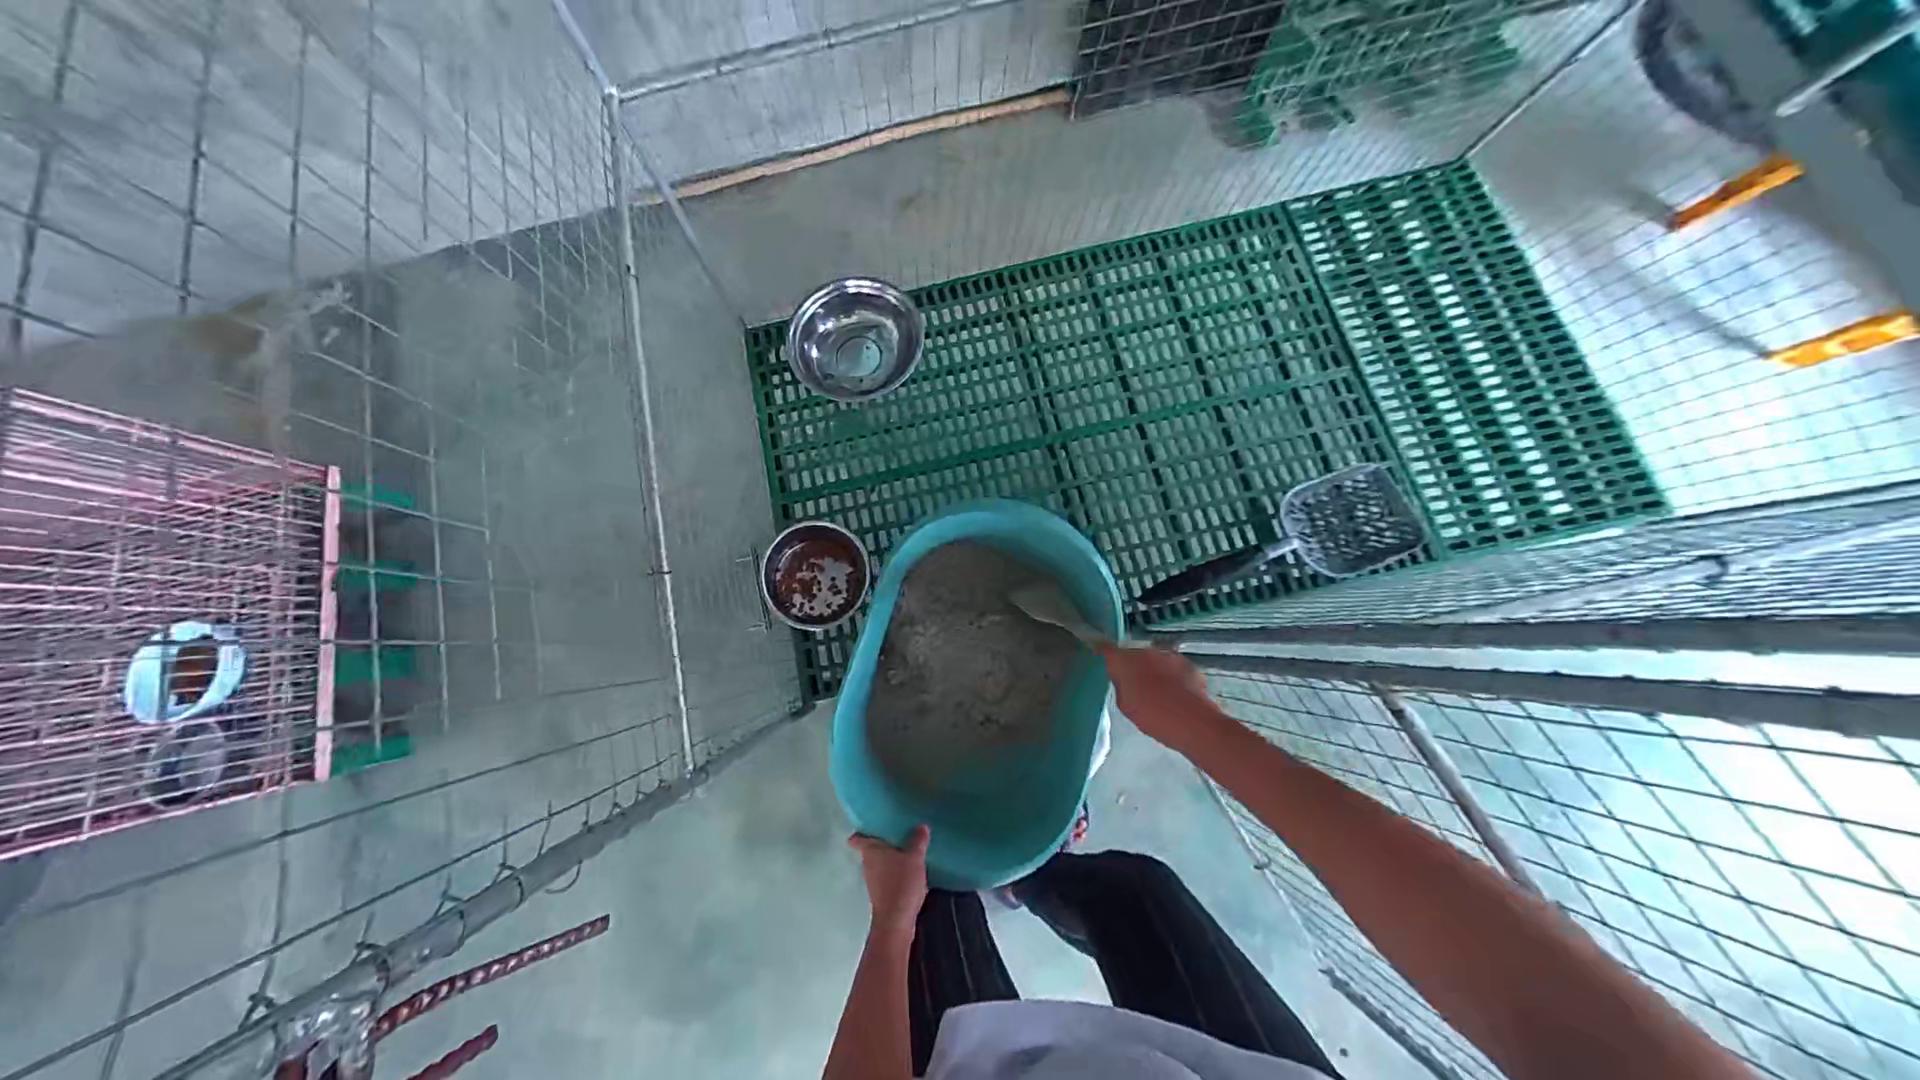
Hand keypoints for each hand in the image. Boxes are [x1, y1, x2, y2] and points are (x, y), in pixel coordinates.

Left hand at [848, 824, 929, 938]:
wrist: (896, 921)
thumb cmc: (901, 883)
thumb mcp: (915, 858)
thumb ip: (918, 840)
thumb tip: (921, 826)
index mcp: (871, 851)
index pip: (857, 838)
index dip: (863, 830)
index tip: (874, 824)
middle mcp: (868, 864)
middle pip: (870, 848)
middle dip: (883, 841)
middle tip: (899, 831)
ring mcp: (873, 880)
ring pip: (880, 862)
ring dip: (891, 856)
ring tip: (908, 847)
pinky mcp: (881, 893)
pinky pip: (887, 874)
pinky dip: (895, 870)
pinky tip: (910, 869)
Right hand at [1096, 642, 1230, 753]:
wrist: (1194, 723)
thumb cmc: (1153, 717)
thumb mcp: (1125, 705)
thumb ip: (1121, 686)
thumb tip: (1124, 678)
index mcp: (1125, 661)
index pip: (1106, 649)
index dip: (1101, 650)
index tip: (1098, 652)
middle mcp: (1146, 651)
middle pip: (1133, 655)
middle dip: (1132, 666)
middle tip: (1134, 685)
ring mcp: (1169, 655)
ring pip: (1155, 660)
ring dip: (1153, 670)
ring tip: (1158, 692)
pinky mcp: (1188, 664)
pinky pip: (1173, 667)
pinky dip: (1171, 676)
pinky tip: (1176, 694)